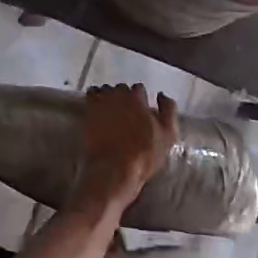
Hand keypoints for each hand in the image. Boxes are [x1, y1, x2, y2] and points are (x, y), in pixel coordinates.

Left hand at [74, 84, 177, 211]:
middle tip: (127, 113)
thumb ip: (168, 110)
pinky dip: (94, 97)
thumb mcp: (168, 134)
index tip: (141, 111)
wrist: (115, 168)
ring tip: (111, 111)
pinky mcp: (89, 110)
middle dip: (124, 97)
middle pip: (122, 88)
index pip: (139, 89)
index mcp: (138, 97)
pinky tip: (97, 107)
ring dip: (109, 96)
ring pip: (106, 90)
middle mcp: (119, 94)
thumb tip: (161, 94)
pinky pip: (91, 94)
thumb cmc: (144, 153)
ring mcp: (102, 101)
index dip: (141, 100)